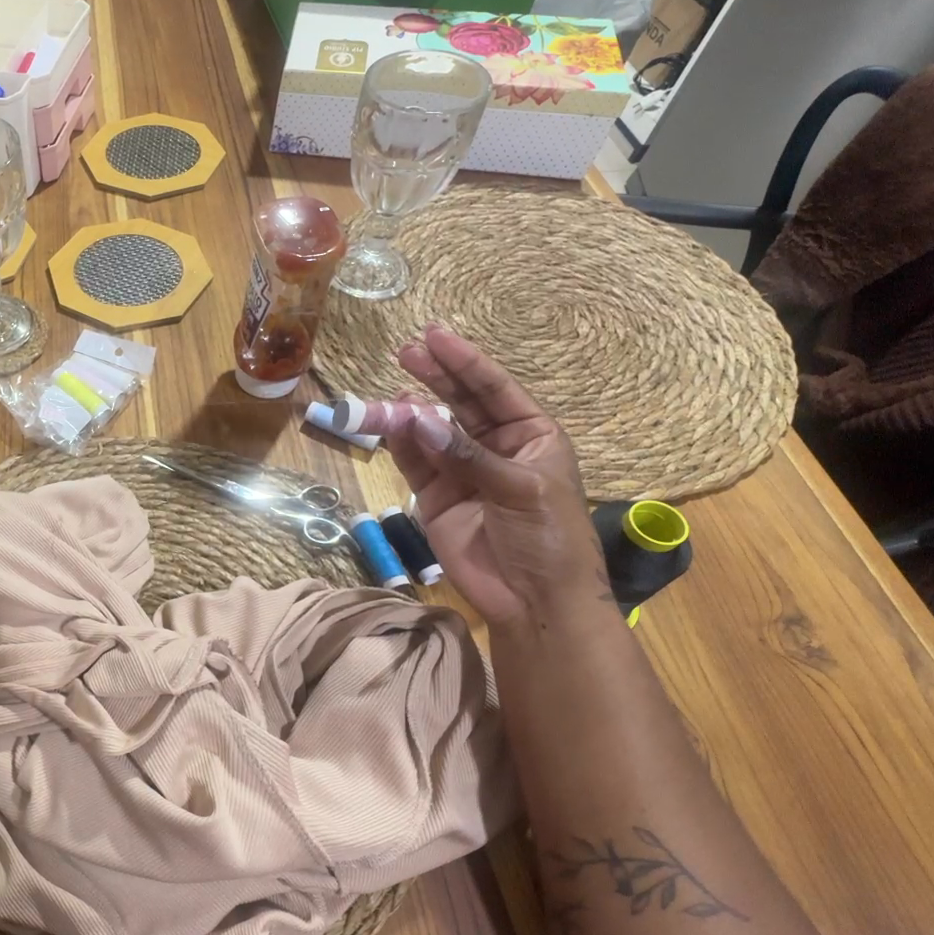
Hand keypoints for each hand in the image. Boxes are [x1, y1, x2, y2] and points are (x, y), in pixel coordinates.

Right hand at [378, 325, 610, 628]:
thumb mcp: (518, 489)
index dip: (465, 362)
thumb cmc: (547, 538)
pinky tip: (388, 424)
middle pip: (459, 402)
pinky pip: (415, 463)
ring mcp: (462, 471)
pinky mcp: (435, 497)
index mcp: (531, 436)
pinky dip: (400, 444)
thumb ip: (466, 455)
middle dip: (434, 376)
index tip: (434, 335)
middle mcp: (495, 447)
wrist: (532, 599)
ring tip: (386, 395)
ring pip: (431, 431)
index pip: (494, 390)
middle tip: (405, 350)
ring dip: (410, 411)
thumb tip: (416, 419)